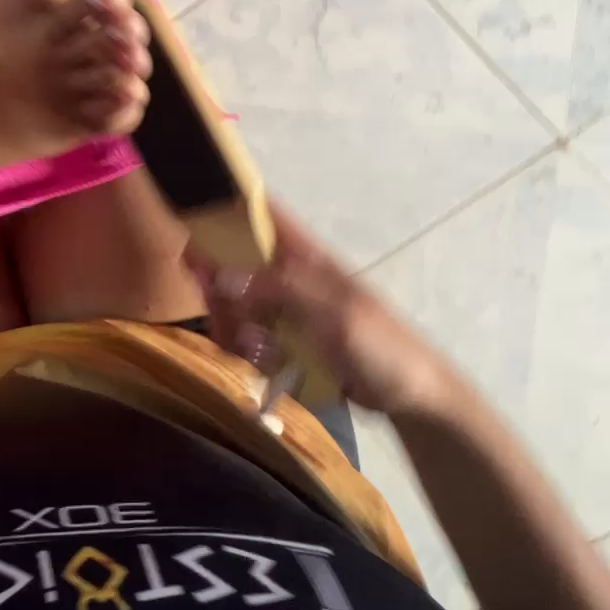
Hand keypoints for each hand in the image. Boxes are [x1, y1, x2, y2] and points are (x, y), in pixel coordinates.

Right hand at [198, 207, 455, 415]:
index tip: (193, 223)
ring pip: (231, 301)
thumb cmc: (386, 348)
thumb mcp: (338, 313)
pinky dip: (243, 348)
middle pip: (231, 261)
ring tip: (251, 347)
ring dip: (231, 323)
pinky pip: (242, 334)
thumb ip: (281, 289)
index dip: (225, 208)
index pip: (263, 214)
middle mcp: (288, 275)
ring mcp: (283, 308)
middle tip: (213, 302)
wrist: (416, 401)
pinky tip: (261, 363)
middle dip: (217, 283)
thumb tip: (221, 274)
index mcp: (306, 256)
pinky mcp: (280, 339)